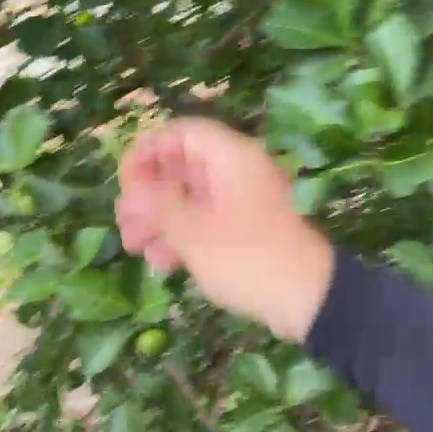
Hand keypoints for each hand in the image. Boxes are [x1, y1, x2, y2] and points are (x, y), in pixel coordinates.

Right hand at [115, 118, 334, 341]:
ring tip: (136, 250)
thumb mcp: (193, 231)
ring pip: (192, 198)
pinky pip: (208, 222)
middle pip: (182, 167)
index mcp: (230, 157)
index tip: (126, 185)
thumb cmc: (247, 258)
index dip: (147, 153)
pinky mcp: (248, 231)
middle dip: (148, 195)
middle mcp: (239, 172)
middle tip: (125, 225)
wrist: (308, 298)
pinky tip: (163, 264)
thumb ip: (158, 205)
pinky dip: (184, 237)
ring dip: (160, 220)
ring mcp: (244, 202)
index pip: (180, 133)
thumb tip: (133, 190)